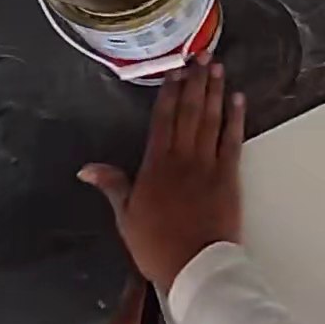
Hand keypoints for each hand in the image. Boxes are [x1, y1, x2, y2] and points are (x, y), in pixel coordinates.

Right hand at [80, 56, 244, 291]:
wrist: (196, 268)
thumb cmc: (157, 244)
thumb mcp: (126, 216)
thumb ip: (111, 185)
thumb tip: (85, 168)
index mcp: (156, 163)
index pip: (163, 118)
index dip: (170, 91)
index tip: (175, 69)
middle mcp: (182, 155)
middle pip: (189, 111)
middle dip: (195, 81)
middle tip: (201, 55)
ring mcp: (208, 163)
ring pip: (211, 119)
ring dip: (215, 91)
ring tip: (218, 67)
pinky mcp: (229, 174)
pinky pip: (232, 140)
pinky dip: (236, 118)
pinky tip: (239, 99)